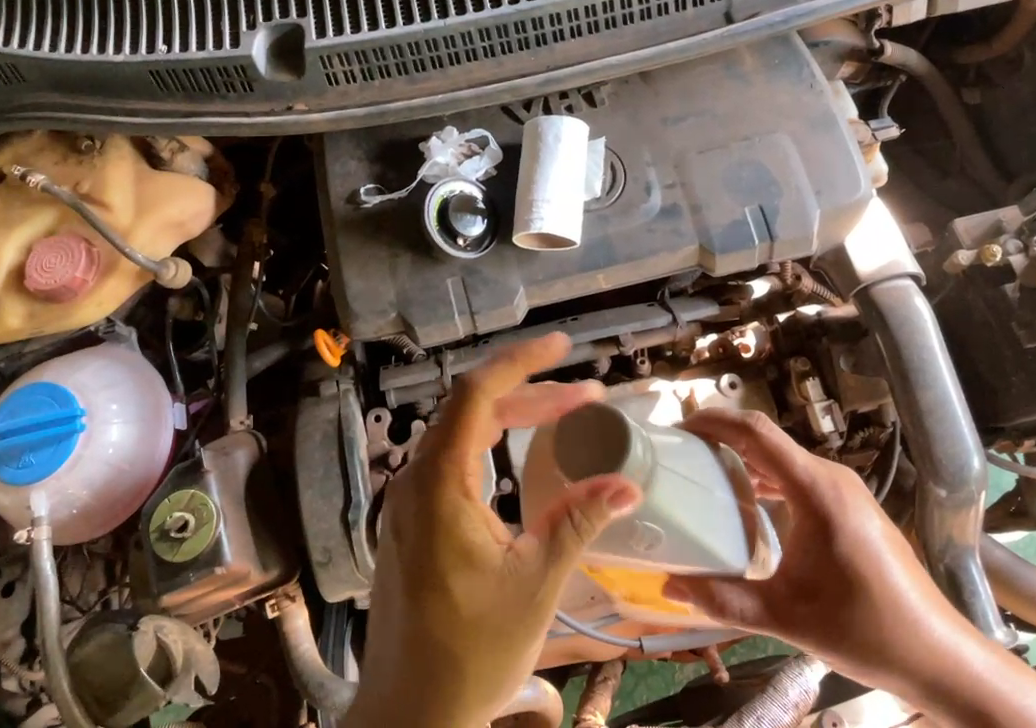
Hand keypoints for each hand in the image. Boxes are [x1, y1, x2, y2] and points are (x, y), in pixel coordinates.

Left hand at [345, 333, 642, 727]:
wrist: (410, 713)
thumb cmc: (472, 652)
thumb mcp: (535, 584)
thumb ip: (577, 523)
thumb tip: (627, 486)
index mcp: (440, 485)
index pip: (476, 394)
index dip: (520, 361)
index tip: (563, 345)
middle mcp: (415, 482)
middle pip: (470, 410)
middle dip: (529, 394)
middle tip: (585, 394)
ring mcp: (407, 503)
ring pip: (460, 437)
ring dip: (510, 420)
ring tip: (565, 418)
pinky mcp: (409, 524)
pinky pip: (451, 465)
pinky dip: (490, 450)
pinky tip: (522, 461)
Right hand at [665, 409, 1035, 727]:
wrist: (939, 658)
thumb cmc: (867, 631)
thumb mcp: (786, 618)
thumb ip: (724, 600)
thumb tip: (669, 587)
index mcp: (816, 491)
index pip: (756, 432)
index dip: (714, 420)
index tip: (678, 428)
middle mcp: (832, 479)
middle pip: (766, 440)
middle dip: (721, 440)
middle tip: (679, 456)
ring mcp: (846, 493)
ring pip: (783, 459)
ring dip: (743, 459)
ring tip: (702, 475)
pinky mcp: (852, 509)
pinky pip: (798, 478)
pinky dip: (765, 479)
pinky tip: (746, 504)